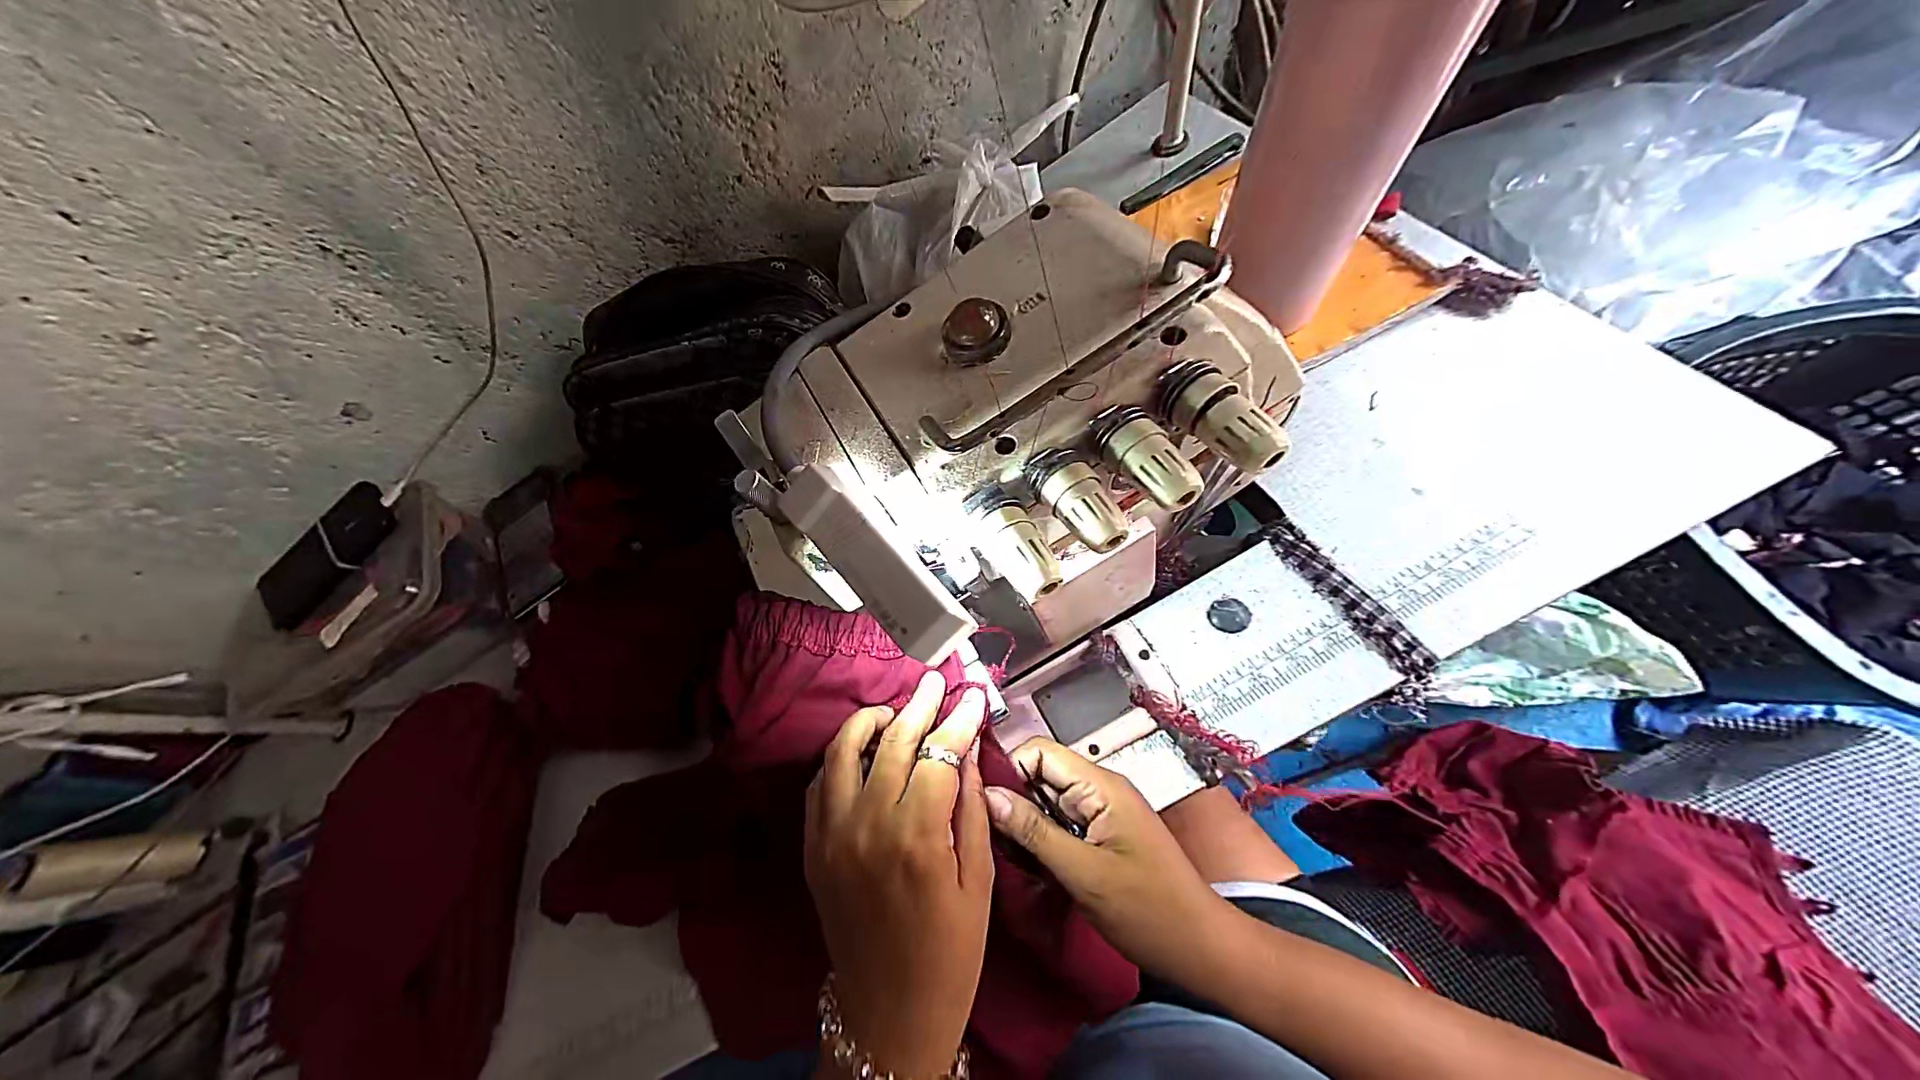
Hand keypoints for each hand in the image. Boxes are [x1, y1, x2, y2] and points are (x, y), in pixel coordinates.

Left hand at [804, 672, 992, 1078]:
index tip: (970, 693)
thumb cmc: (951, 952)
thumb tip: (966, 749)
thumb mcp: (979, 880)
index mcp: (917, 835)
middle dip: (919, 704)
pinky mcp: (813, 846)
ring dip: (871, 720)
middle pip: (893, 741)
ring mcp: (832, 833)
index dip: (958, 718)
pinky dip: (841, 757)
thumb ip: (970, 807)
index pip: (939, 752)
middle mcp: (868, 824)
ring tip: (895, 710)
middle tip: (935, 680)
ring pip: (843, 750)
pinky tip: (863, 751)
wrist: (889, 1010)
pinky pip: (820, 782)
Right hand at [983, 737, 1228, 980]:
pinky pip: (1058, 824)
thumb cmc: (1150, 910)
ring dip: (1025, 825)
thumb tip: (989, 796)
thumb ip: (1033, 831)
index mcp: (1101, 785)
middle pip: (1039, 774)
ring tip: (1012, 856)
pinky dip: (1041, 841)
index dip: (1009, 770)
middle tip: (994, 838)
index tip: (985, 803)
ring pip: (1045, 801)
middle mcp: (1099, 790)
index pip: (1040, 751)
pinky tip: (1032, 866)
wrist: (1199, 948)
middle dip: (1013, 801)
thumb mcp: (1083, 872)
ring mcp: (1100, 812)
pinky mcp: (1099, 834)